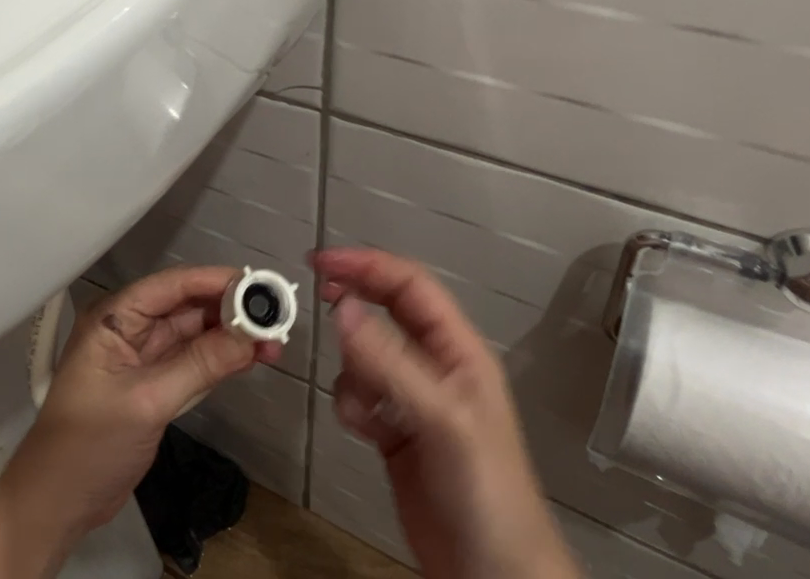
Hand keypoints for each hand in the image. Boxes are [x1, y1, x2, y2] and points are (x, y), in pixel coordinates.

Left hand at [0, 267, 279, 576]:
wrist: (58, 502)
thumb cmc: (88, 444)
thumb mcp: (146, 401)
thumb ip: (198, 366)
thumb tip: (249, 338)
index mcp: (113, 319)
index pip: (170, 285)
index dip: (215, 281)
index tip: (259, 285)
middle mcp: (127, 329)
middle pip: (186, 307)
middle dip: (230, 312)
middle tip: (276, 319)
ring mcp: (140, 358)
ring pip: (193, 335)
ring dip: (230, 337)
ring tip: (273, 342)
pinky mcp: (152, 385)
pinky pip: (192, 362)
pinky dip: (219, 361)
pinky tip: (249, 359)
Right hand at [313, 247, 578, 578]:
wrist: (493, 575)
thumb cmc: (486, 494)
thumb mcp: (443, 421)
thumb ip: (391, 363)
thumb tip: (341, 308)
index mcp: (459, 352)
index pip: (410, 287)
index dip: (367, 267)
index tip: (321, 262)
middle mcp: (436, 367)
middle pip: (386, 312)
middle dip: (353, 301)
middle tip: (316, 294)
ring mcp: (414, 400)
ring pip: (365, 356)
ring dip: (352, 369)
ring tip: (364, 407)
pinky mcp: (395, 432)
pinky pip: (359, 396)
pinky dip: (352, 405)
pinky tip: (367, 431)